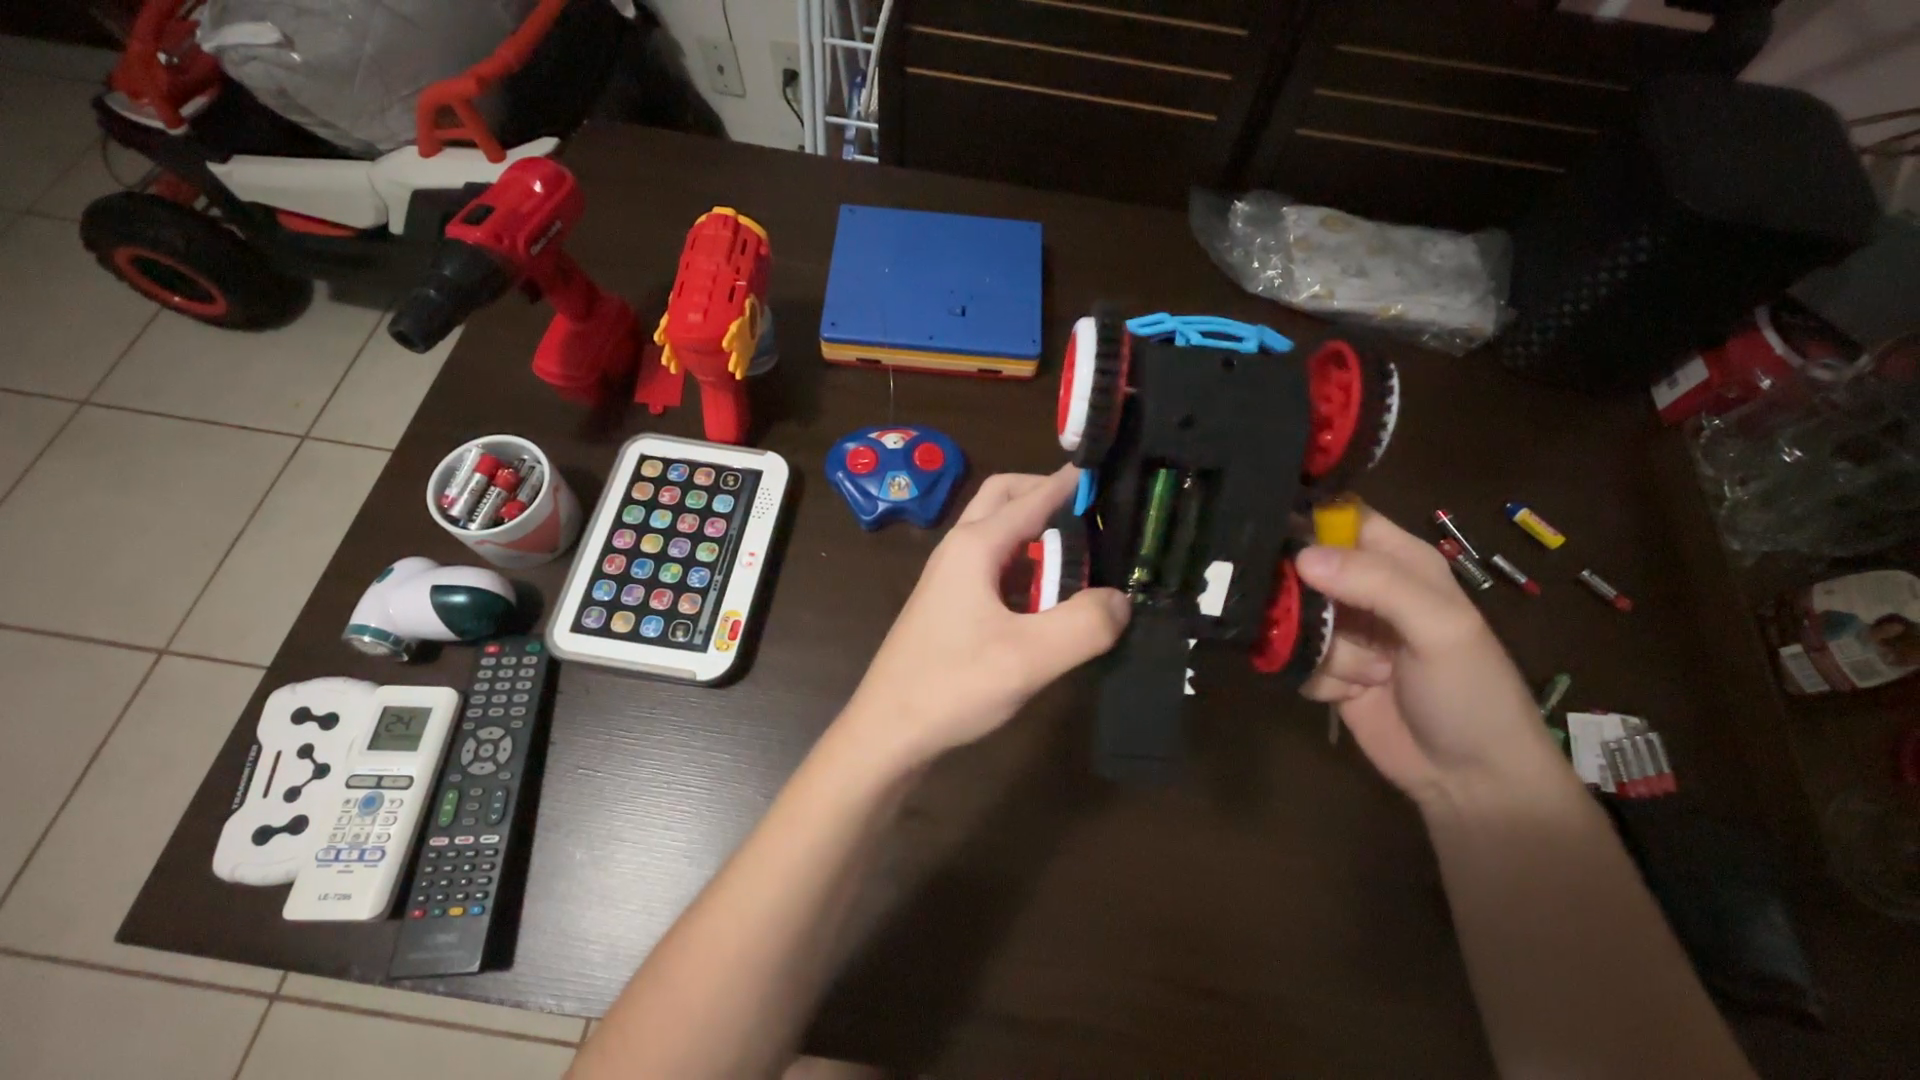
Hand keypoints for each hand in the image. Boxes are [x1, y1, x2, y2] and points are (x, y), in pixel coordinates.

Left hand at [844, 467, 1130, 769]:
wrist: (887, 733)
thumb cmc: (953, 686)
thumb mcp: (1029, 657)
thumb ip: (1085, 624)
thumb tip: (1121, 599)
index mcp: (975, 546)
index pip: (1033, 495)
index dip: (1073, 483)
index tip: (1115, 476)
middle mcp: (959, 551)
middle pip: (1005, 499)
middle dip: (1048, 495)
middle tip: (1094, 513)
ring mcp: (950, 580)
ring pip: (999, 535)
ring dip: (1038, 535)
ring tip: (1086, 557)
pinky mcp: (950, 608)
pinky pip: (995, 569)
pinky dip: (1026, 569)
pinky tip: (1052, 602)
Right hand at [1295, 511, 1570, 811]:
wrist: (1471, 780)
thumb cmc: (1470, 692)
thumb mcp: (1439, 627)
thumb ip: (1375, 583)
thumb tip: (1301, 557)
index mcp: (1403, 563)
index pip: (1344, 518)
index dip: (1308, 517)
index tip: (1269, 527)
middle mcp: (1368, 591)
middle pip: (1305, 567)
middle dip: (1301, 595)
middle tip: (1318, 621)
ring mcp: (1347, 634)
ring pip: (1296, 619)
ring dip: (1323, 650)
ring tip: (1364, 675)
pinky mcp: (1329, 672)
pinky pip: (1296, 660)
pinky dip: (1319, 680)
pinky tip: (1352, 695)